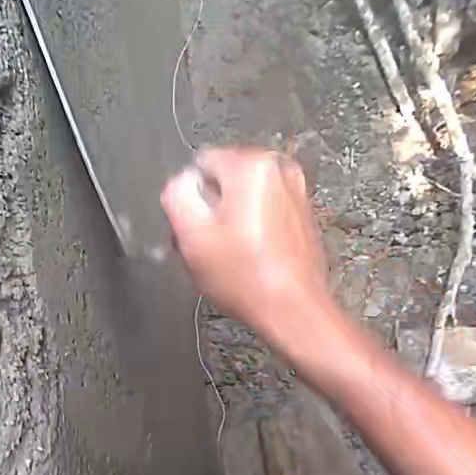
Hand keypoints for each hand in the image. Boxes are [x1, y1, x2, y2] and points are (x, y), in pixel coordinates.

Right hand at [161, 147, 335, 347]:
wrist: (293, 309)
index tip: (194, 227)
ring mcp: (293, 192)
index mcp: (251, 166)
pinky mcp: (299, 215)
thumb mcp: (192, 236)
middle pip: (221, 181)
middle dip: (209, 210)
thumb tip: (180, 184)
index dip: (189, 198)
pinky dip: (250, 232)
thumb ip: (176, 196)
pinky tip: (246, 260)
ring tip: (227, 257)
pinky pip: (261, 214)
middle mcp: (277, 171)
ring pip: (241, 199)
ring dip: (228, 224)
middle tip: (207, 246)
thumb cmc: (250, 279)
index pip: (199, 165)